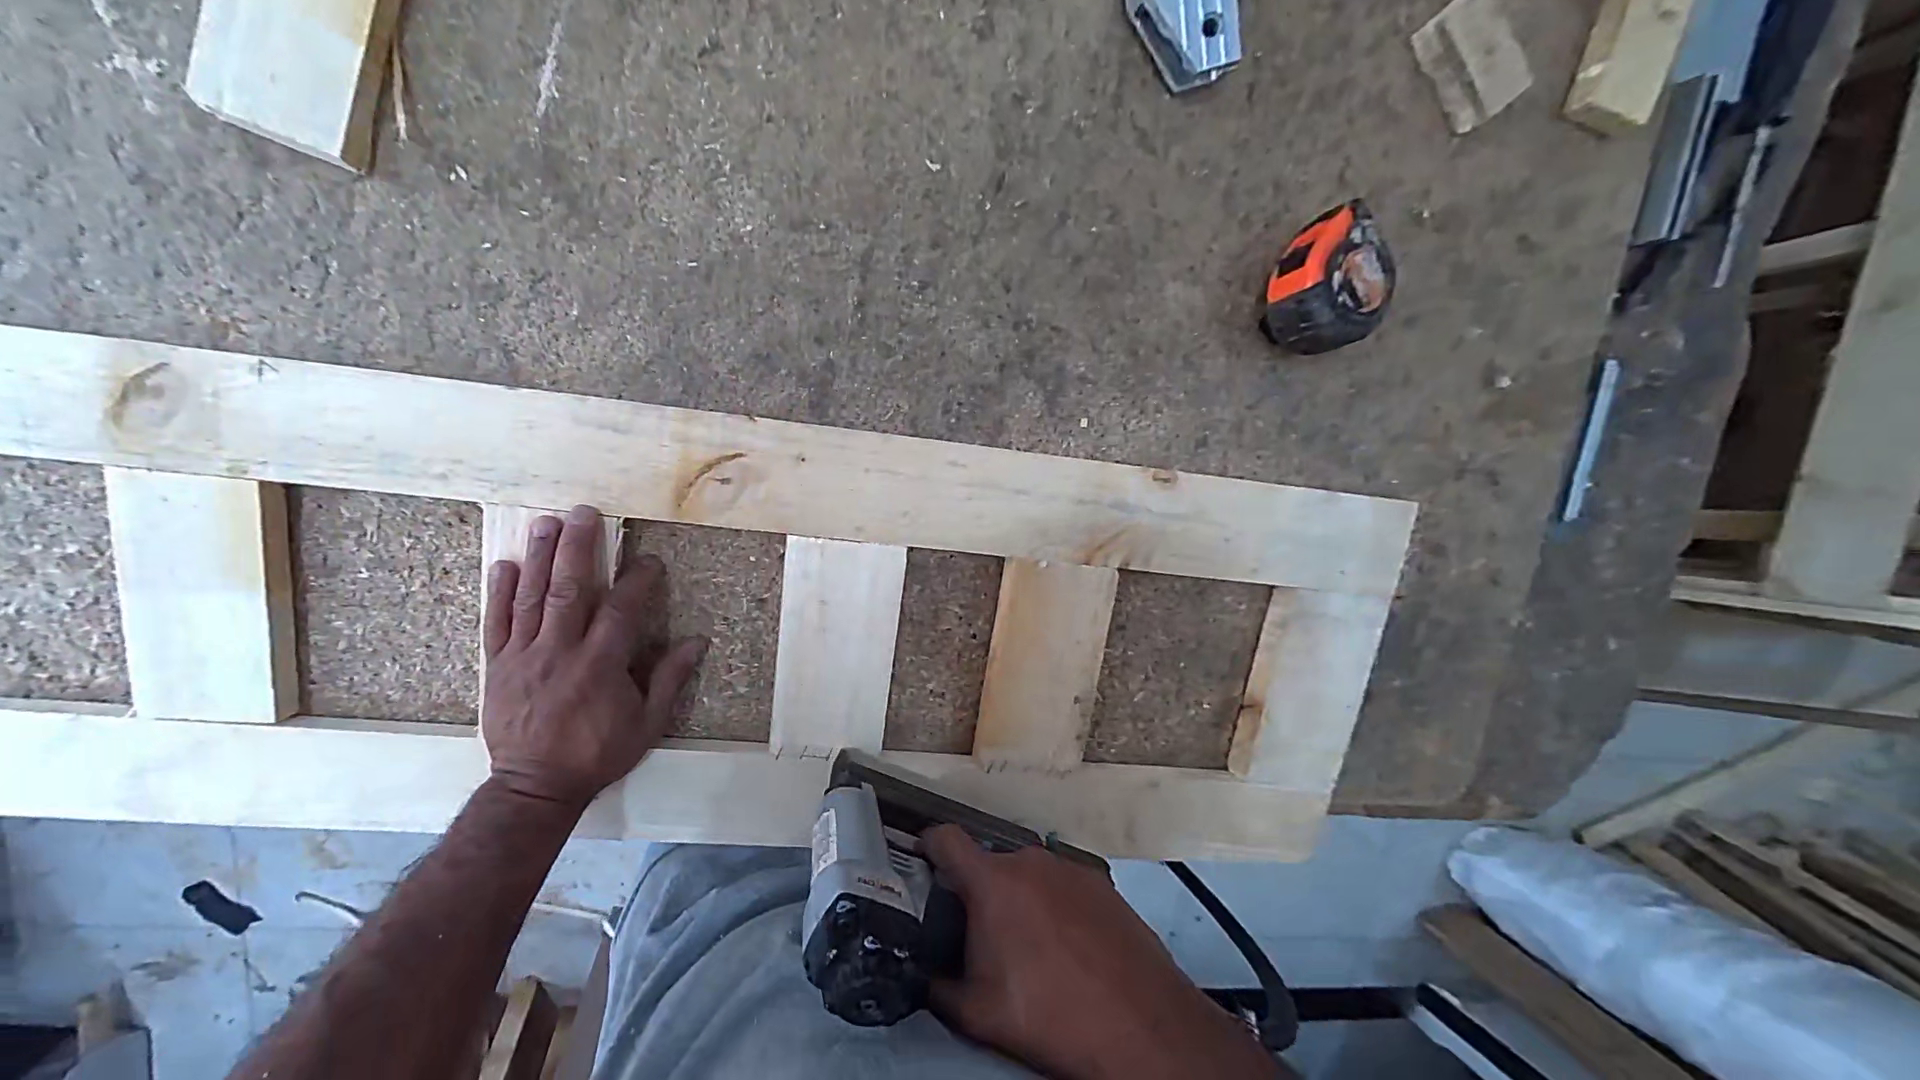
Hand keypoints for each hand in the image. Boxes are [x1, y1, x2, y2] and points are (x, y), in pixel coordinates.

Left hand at [482, 504, 706, 810]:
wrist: (534, 787)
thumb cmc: (597, 754)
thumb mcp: (647, 724)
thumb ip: (669, 679)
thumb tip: (698, 642)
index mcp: (600, 665)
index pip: (621, 610)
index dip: (637, 580)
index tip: (649, 560)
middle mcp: (560, 652)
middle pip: (569, 590)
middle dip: (577, 547)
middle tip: (583, 512)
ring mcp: (524, 657)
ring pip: (531, 598)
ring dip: (539, 558)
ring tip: (546, 523)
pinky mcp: (497, 666)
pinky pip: (496, 623)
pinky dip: (500, 592)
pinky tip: (505, 564)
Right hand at [921, 826, 1280, 1079]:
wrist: (1140, 1023)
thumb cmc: (1056, 1015)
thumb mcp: (978, 1013)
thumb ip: (938, 987)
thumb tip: (926, 978)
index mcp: (993, 883)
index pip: (946, 838)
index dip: (927, 843)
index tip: (921, 855)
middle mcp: (1030, 862)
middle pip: (989, 864)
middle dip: (979, 893)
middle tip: (982, 935)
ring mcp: (1069, 868)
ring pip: (1027, 875)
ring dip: (1019, 900)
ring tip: (1030, 948)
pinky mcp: (1100, 882)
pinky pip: (1062, 884)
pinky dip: (1055, 905)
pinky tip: (1066, 946)